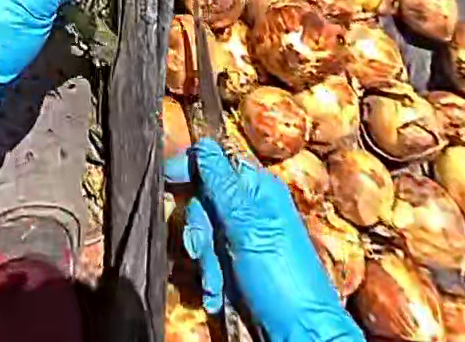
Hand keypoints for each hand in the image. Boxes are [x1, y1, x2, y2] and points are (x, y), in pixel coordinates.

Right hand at [178, 139, 364, 341]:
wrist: (299, 335)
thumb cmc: (279, 274)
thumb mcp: (247, 223)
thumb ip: (221, 182)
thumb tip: (202, 142)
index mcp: (256, 187)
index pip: (216, 160)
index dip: (190, 167)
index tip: (165, 178)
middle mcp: (248, 207)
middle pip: (203, 198)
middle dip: (199, 226)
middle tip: (205, 249)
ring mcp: (242, 239)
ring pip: (202, 232)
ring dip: (203, 259)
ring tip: (215, 282)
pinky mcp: (236, 268)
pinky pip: (208, 261)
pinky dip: (208, 279)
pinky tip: (216, 296)